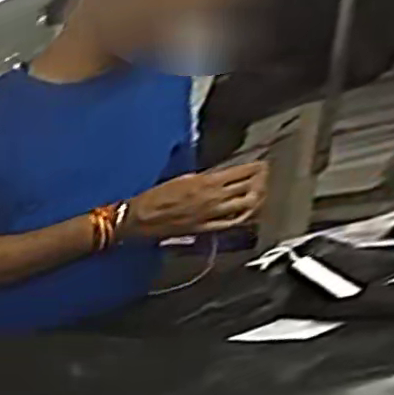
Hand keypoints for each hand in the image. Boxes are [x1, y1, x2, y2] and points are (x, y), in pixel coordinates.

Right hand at [125, 162, 268, 237]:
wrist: (133, 219)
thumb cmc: (150, 199)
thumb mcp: (180, 180)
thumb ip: (206, 178)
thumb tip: (223, 177)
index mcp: (208, 181)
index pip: (249, 170)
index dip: (258, 167)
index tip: (259, 167)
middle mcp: (215, 197)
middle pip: (254, 186)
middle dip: (260, 181)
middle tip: (259, 180)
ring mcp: (210, 214)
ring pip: (248, 204)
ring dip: (255, 198)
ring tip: (253, 196)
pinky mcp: (202, 227)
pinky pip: (231, 222)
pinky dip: (241, 216)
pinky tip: (241, 213)